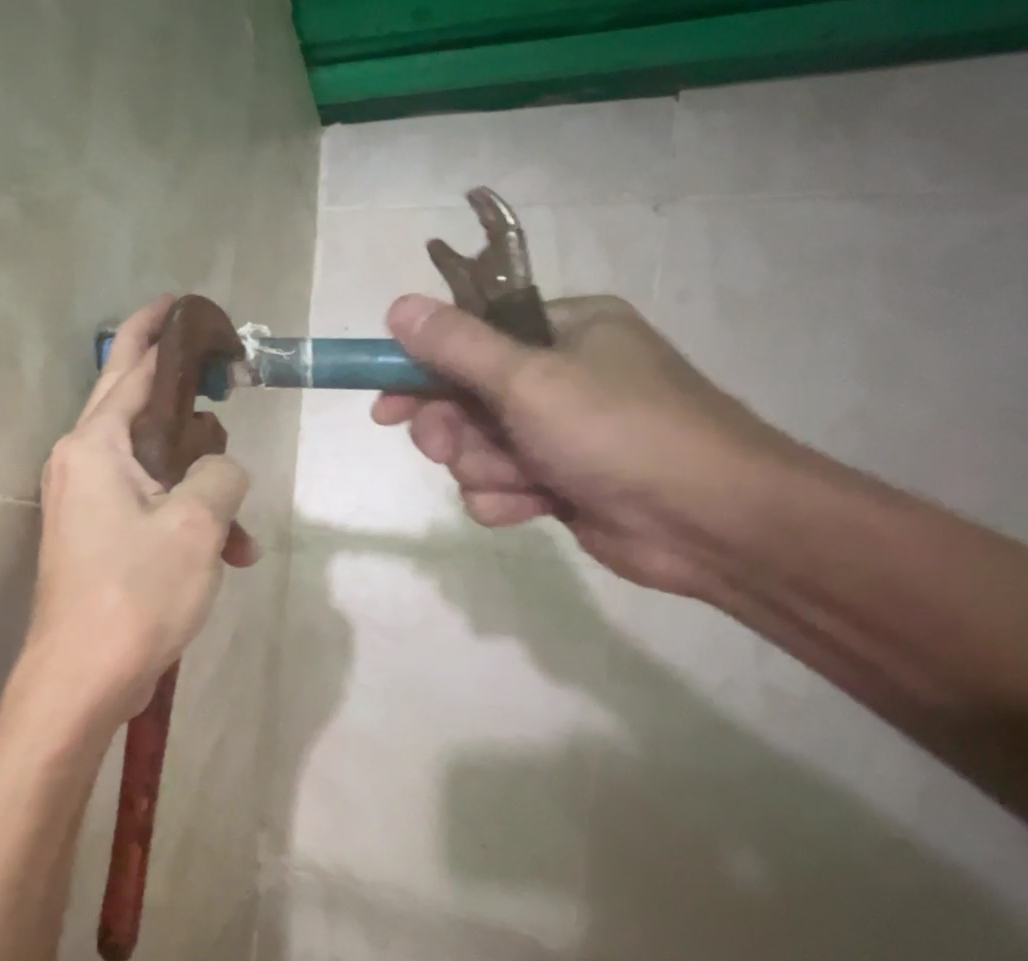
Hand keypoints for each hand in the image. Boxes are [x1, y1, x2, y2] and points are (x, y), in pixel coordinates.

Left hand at [25, 296, 259, 723]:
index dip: (157, 331)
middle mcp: (79, 464)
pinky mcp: (93, 539)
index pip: (129, 367)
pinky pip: (147, 508)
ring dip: (201, 487)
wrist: (82, 677)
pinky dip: (184, 521)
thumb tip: (219, 469)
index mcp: (93, 445)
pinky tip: (226, 557)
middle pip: (133, 406)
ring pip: (152, 468)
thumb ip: (220, 474)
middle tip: (223, 375)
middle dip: (181, 393)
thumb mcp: (198, 523)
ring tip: (242, 530)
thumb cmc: (137, 593)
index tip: (181, 304)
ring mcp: (83, 503)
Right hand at [374, 294, 792, 596]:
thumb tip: (397, 306)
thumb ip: (457, 347)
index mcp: (564, 329)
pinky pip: (498, 486)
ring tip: (520, 481)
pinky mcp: (558, 482)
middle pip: (462, 399)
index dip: (421, 369)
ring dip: (485, 469)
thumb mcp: (529, 380)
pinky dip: (506, 499)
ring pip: (476, 449)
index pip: (469, 337)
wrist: (709, 521)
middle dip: (454, 431)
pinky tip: (534, 507)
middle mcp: (560, 375)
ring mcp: (559, 433)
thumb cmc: (620, 432)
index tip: (385, 401)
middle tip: (450, 448)